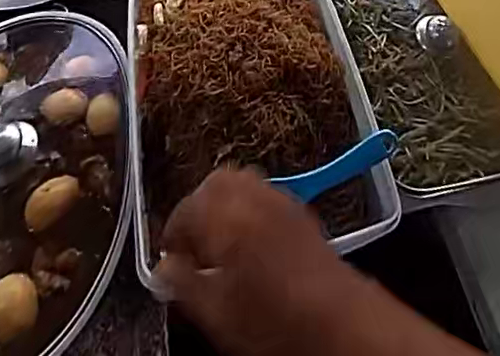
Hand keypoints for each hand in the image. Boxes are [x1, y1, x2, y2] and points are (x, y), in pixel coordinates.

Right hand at [154, 169, 371, 355]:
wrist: (335, 316)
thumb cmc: (277, 319)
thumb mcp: (216, 312)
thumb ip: (184, 283)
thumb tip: (165, 269)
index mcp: (225, 217)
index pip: (184, 210)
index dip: (170, 235)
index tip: (168, 258)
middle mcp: (252, 196)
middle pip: (213, 183)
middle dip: (197, 209)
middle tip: (190, 244)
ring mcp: (278, 197)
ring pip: (239, 181)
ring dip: (221, 202)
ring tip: (216, 240)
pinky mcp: (296, 206)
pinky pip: (261, 190)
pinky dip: (246, 204)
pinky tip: (246, 237)